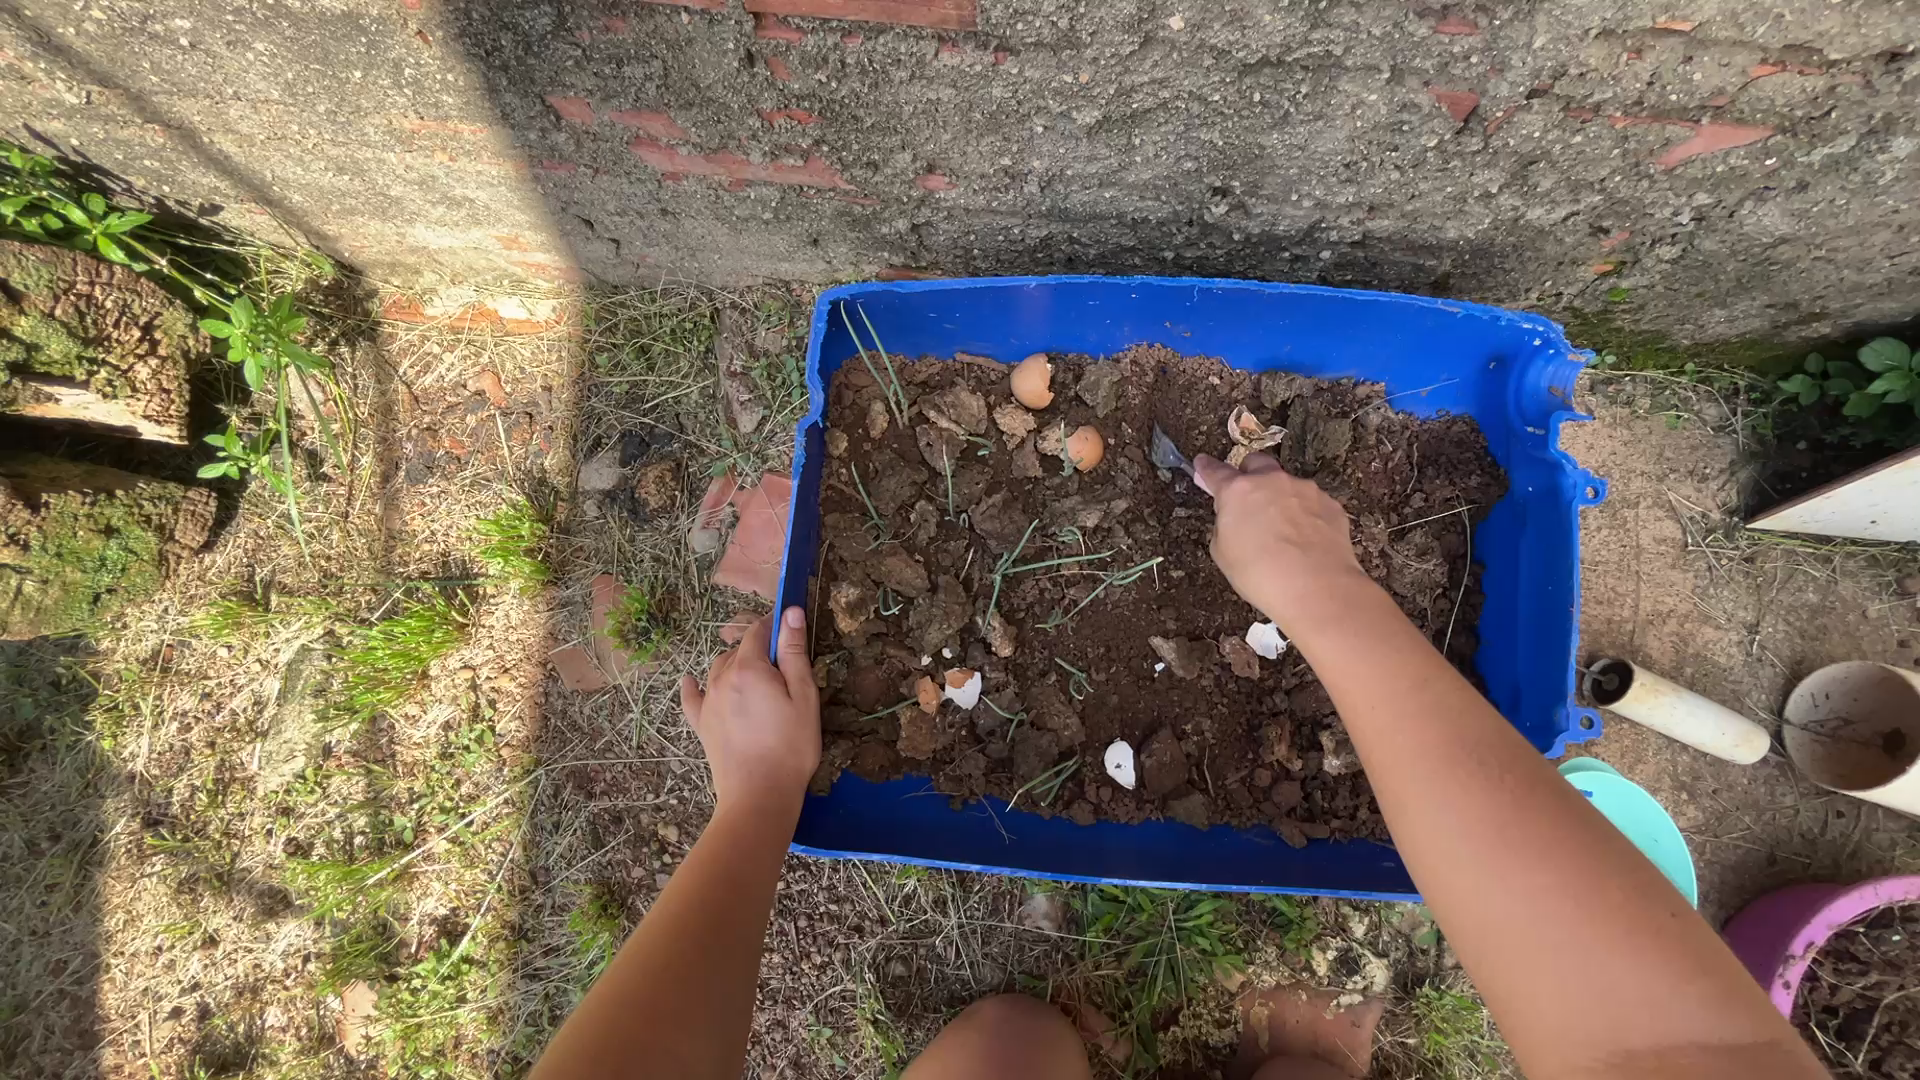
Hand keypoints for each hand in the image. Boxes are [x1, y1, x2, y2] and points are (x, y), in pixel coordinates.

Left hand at [680, 607, 820, 817]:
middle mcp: (722, 678)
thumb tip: (791, 612)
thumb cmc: (791, 745)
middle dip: (760, 647)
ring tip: (757, 676)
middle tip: (784, 662)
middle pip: (740, 649)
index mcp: (750, 668)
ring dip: (737, 663)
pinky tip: (689, 680)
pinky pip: (692, 697)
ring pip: (720, 668)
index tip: (791, 627)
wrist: (759, 795)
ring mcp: (708, 702)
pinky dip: (692, 686)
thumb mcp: (804, 696)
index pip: (759, 631)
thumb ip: (794, 652)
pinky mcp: (701, 724)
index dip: (776, 624)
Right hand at [1193, 451, 1373, 626]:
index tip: (1202, 463)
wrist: (1315, 588)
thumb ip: (1225, 525)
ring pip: (1287, 485)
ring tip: (1283, 535)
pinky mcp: (1331, 505)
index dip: (1206, 467)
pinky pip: (1311, 504)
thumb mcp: (1222, 552)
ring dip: (1280, 500)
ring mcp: (1305, 490)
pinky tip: (1304, 542)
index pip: (1216, 472)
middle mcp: (1272, 482)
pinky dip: (1304, 516)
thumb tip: (1236, 519)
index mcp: (1238, 491)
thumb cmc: (1260, 573)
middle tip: (1248, 501)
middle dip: (1249, 476)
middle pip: (1256, 464)